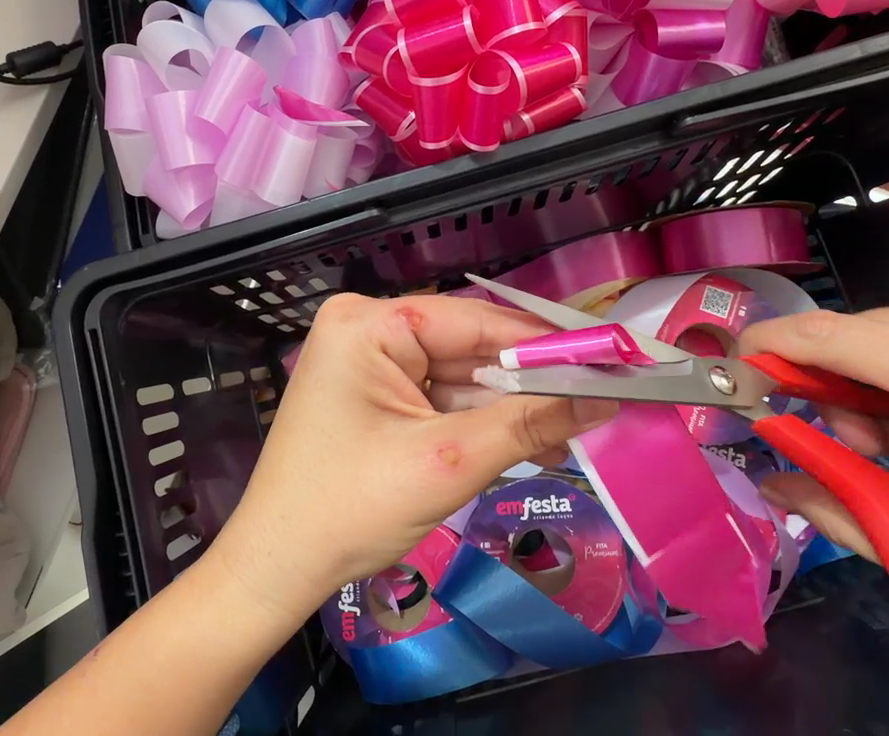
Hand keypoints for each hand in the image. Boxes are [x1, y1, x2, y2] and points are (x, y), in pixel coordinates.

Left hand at [204, 293, 618, 617]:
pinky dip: (481, 422)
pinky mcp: (375, 396)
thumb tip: (605, 396)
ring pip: (460, 376)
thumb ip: (528, 423)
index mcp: (370, 324)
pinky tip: (532, 441)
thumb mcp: (448, 463)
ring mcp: (368, 363)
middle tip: (603, 398)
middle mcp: (367, 329)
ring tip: (577, 430)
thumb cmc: (351, 508)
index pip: (476, 321)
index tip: (610, 358)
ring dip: (512, 408)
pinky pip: (440, 398)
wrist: (278, 568)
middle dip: (531, 381)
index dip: (545, 343)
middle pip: (470, 347)